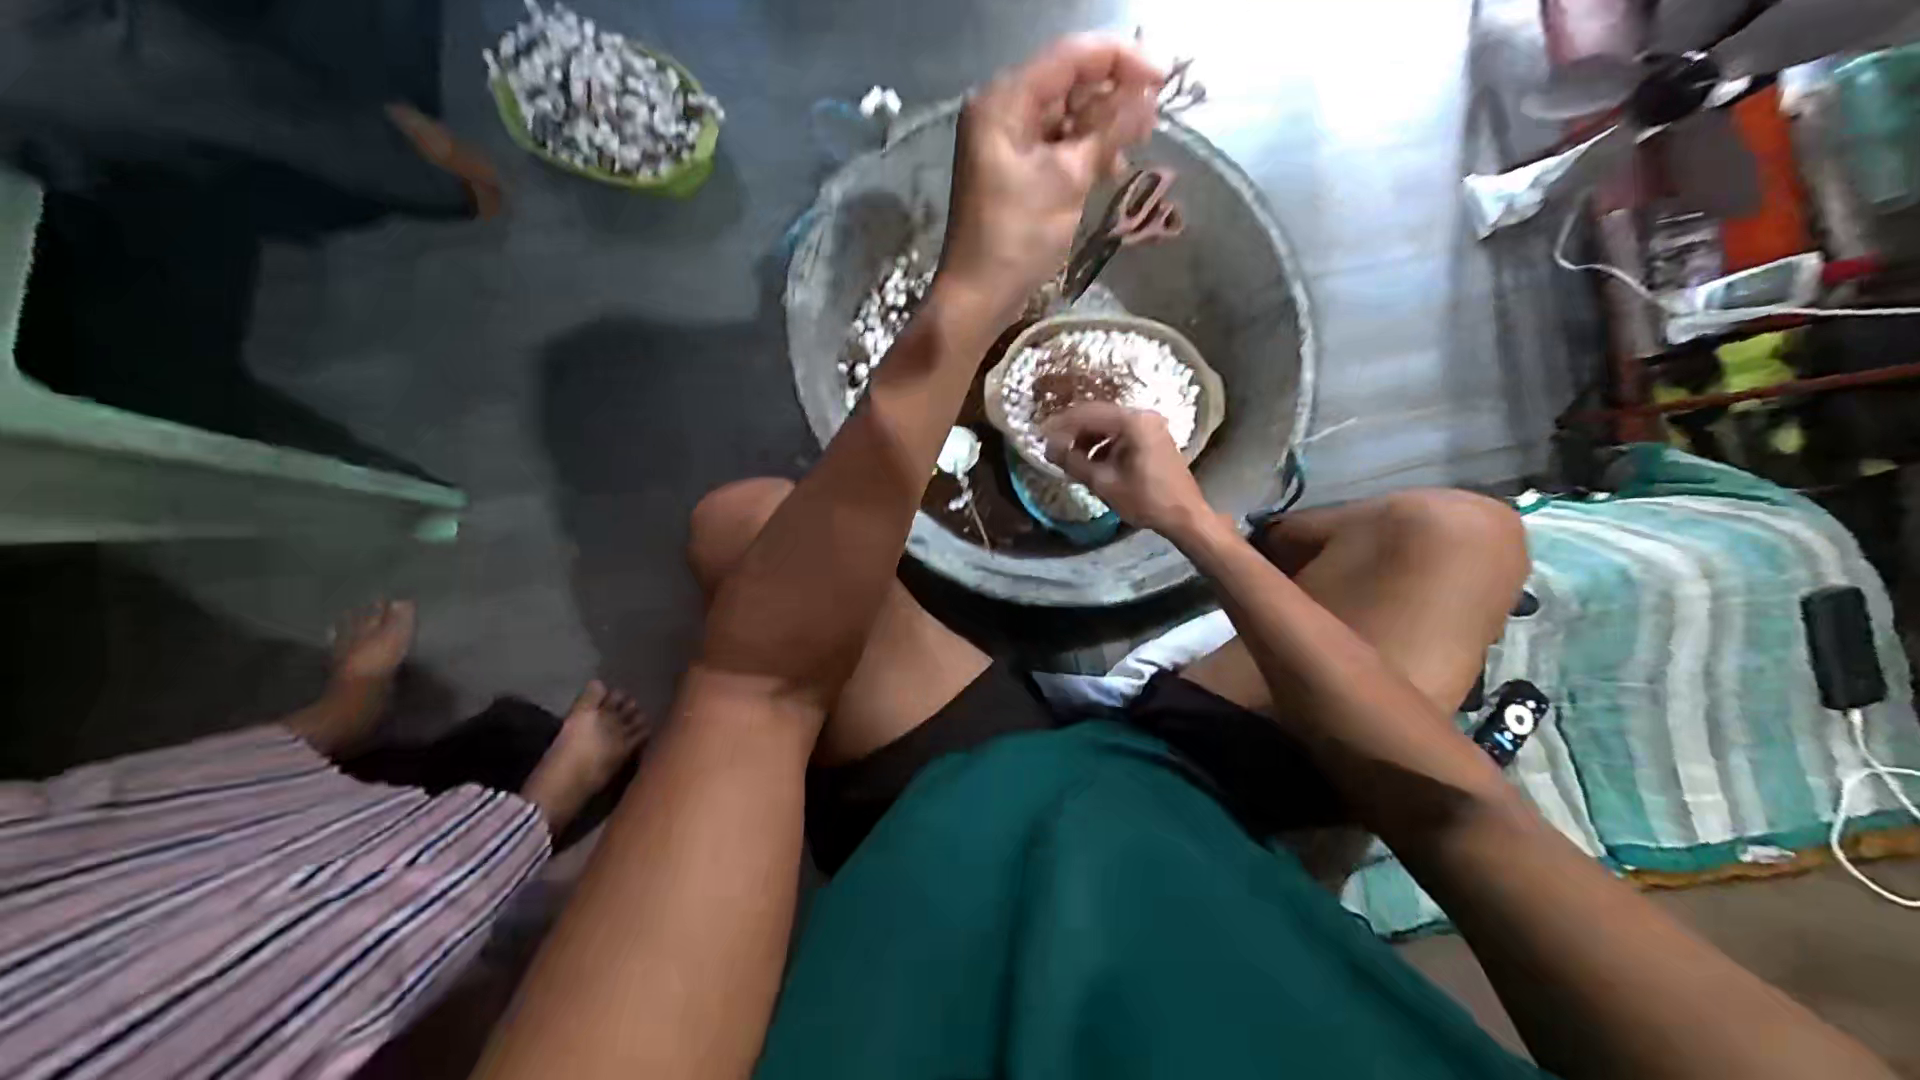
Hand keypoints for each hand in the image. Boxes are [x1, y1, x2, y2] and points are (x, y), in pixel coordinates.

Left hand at [938, 37, 1162, 316]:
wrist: (978, 294)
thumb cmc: (1018, 238)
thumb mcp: (1068, 181)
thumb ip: (1109, 130)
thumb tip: (1147, 96)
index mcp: (1004, 102)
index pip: (1071, 57)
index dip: (1122, 60)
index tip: (1163, 80)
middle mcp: (1000, 110)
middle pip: (1067, 82)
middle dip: (1111, 96)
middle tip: (1150, 121)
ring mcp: (1003, 141)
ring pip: (1063, 115)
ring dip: (1100, 127)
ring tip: (1132, 148)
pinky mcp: (1010, 168)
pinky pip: (1053, 143)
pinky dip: (1082, 150)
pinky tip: (1107, 168)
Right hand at [1043, 403, 1215, 537]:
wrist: (1184, 515)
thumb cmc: (1145, 499)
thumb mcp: (1103, 483)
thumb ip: (1073, 462)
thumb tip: (1048, 448)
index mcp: (1132, 422)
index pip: (1087, 414)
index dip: (1061, 425)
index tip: (1040, 436)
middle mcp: (1142, 415)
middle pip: (1098, 416)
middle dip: (1073, 431)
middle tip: (1052, 446)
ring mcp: (1150, 425)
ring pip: (1108, 425)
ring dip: (1087, 439)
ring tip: (1070, 458)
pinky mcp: (1153, 436)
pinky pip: (1120, 433)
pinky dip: (1103, 444)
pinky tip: (1091, 462)